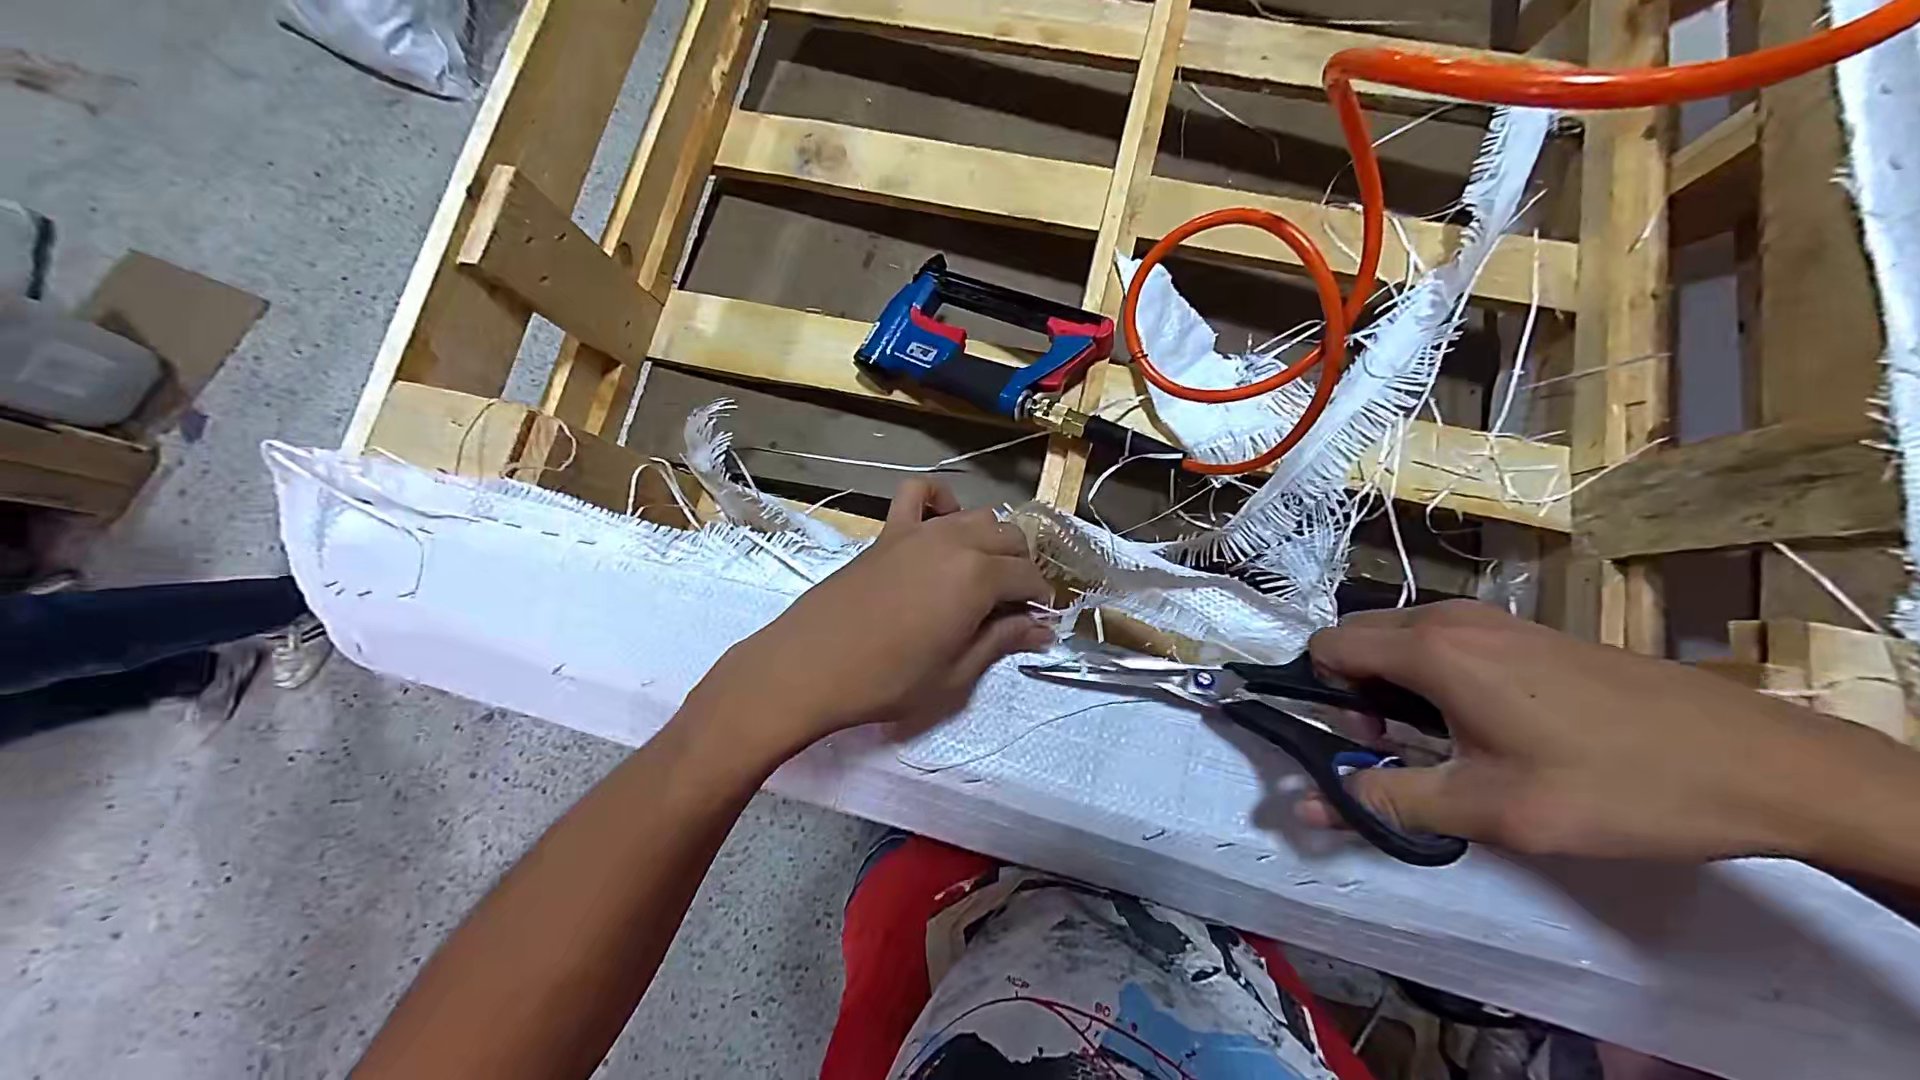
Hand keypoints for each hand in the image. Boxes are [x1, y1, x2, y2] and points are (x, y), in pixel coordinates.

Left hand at [687, 481, 1053, 758]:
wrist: (809, 667)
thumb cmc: (887, 680)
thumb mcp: (954, 674)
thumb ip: (1001, 642)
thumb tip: (1043, 631)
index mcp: (979, 577)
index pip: (1029, 577)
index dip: (1041, 600)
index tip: (1040, 621)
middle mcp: (956, 542)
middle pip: (1010, 538)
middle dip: (1022, 567)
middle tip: (1013, 603)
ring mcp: (919, 531)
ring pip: (977, 515)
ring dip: (992, 538)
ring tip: (986, 571)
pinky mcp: (888, 532)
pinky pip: (918, 494)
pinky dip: (938, 500)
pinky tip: (942, 524)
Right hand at [1298, 600, 1913, 862]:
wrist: (1763, 763)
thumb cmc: (1614, 785)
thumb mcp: (1491, 809)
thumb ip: (1388, 800)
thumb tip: (1306, 804)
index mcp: (1431, 649)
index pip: (1326, 647)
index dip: (1324, 695)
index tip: (1366, 741)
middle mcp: (1448, 617)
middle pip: (1355, 636)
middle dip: (1352, 687)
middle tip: (1398, 743)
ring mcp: (1488, 616)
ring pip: (1394, 635)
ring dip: (1388, 679)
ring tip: (1441, 735)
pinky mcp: (1518, 627)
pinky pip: (1436, 636)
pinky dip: (1426, 669)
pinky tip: (1480, 716)